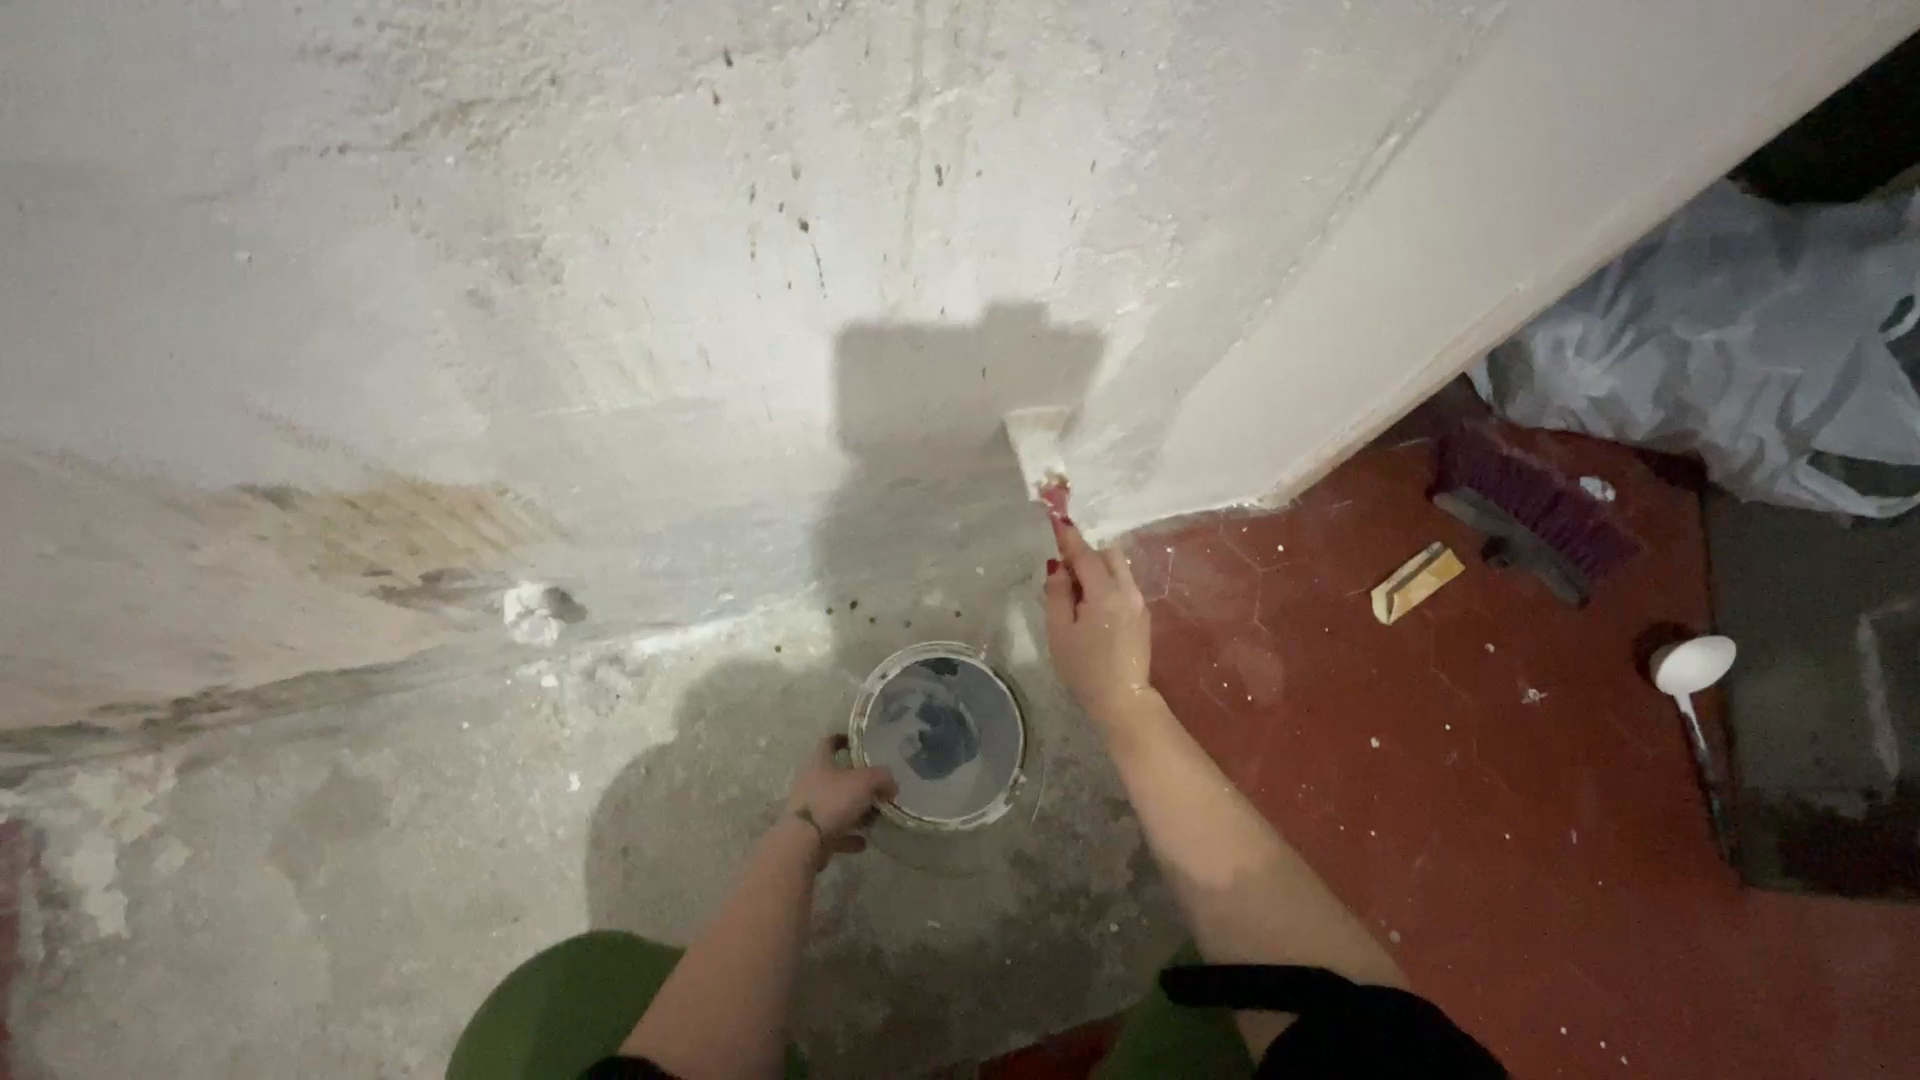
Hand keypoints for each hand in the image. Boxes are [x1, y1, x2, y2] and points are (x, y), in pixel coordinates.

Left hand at [782, 735, 896, 867]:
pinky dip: (849, 836)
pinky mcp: (810, 833)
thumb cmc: (832, 801)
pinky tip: (863, 842)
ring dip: (855, 811)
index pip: (828, 742)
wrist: (803, 842)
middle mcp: (811, 782)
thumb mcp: (865, 782)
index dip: (842, 739)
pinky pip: (834, 831)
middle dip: (857, 782)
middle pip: (836, 777)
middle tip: (877, 788)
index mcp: (820, 762)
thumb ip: (882, 778)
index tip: (856, 743)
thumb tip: (891, 785)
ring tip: (874, 818)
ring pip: (836, 805)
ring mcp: (809, 809)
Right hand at [1044, 519, 1153, 721]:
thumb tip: (1058, 566)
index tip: (1057, 520)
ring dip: (1097, 570)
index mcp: (1105, 593)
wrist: (1122, 699)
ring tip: (1077, 596)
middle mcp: (1128, 591)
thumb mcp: (1059, 631)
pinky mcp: (1143, 615)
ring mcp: (1139, 603)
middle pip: (1108, 555)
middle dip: (1086, 555)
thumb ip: (1057, 593)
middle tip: (1064, 575)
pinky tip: (1092, 609)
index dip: (1069, 538)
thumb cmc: (1084, 668)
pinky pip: (1123, 586)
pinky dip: (1107, 585)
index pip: (1085, 554)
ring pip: (1118, 569)